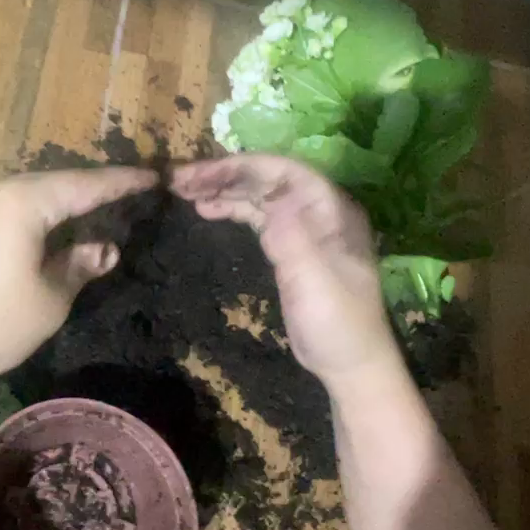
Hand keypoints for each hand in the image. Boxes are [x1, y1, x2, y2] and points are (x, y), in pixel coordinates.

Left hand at [0, 167, 157, 395]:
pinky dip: (35, 216)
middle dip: (91, 190)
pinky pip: (7, 210)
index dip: (121, 182)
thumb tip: (105, 248)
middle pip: (54, 184)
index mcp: (22, 201)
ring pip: (29, 196)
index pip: (84, 185)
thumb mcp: (50, 299)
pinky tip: (50, 229)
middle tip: (128, 193)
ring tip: (95, 210)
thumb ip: (81, 265)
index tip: (153, 177)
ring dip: (61, 204)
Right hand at [171, 155, 404, 392]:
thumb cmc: (337, 324)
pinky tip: (205, 209)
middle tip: (181, 179)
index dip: (243, 166)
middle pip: (267, 179)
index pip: (284, 171)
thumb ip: (293, 238)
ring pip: (258, 195)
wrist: (348, 363)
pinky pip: (256, 215)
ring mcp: (303, 227)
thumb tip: (269, 200)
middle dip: (225, 174)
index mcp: (331, 211)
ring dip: (223, 189)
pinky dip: (231, 208)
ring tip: (184, 190)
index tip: (204, 172)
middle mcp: (317, 211)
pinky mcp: (289, 246)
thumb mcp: (314, 281)